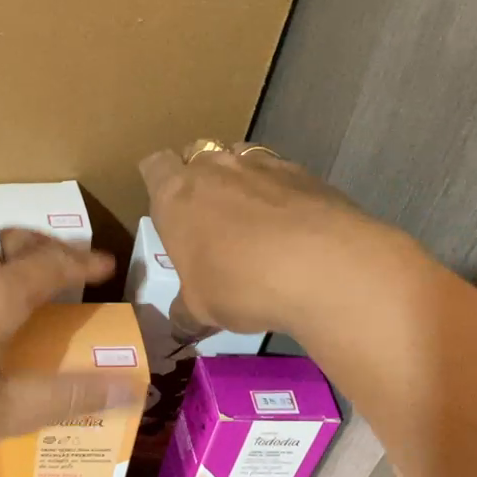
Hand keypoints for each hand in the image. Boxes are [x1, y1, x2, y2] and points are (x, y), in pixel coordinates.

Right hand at [140, 142, 409, 335]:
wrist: (322, 268)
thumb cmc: (238, 284)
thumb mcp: (201, 308)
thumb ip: (185, 310)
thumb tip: (179, 323)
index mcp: (175, 195)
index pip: (154, 166)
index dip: (158, 180)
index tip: (167, 204)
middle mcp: (213, 169)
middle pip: (196, 153)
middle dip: (199, 175)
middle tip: (207, 213)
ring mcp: (261, 165)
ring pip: (239, 156)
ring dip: (239, 178)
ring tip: (250, 216)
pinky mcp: (304, 173)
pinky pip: (280, 174)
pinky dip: (279, 192)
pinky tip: (290, 225)